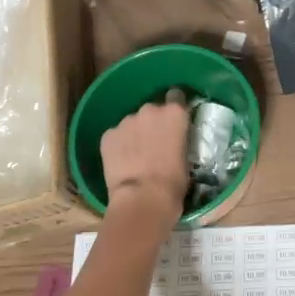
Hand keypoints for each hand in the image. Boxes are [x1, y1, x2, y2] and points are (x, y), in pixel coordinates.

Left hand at [100, 97, 189, 227]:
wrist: (142, 199)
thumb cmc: (173, 183)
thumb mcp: (187, 157)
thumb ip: (179, 139)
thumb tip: (173, 140)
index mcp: (175, 113)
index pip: (176, 96)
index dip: (175, 108)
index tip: (174, 121)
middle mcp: (150, 110)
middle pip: (152, 110)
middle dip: (153, 123)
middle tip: (155, 143)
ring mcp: (126, 121)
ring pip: (132, 123)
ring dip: (135, 134)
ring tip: (136, 156)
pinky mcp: (107, 135)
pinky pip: (115, 136)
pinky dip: (119, 145)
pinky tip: (122, 162)